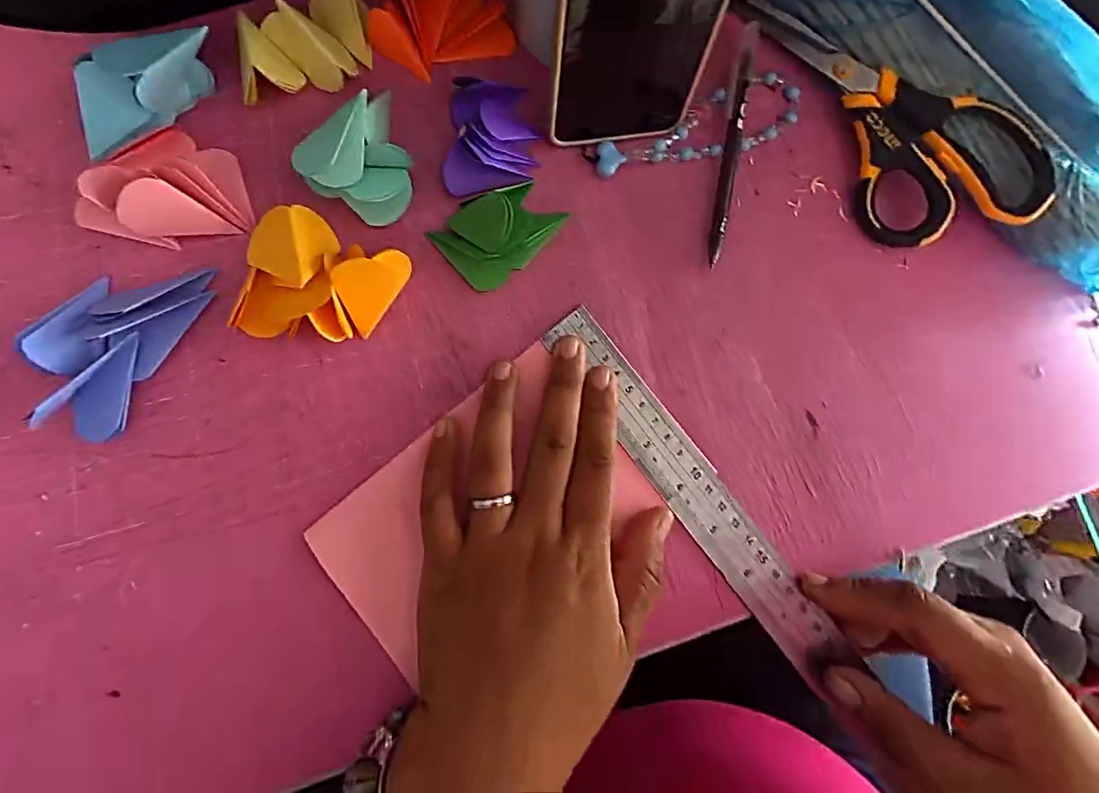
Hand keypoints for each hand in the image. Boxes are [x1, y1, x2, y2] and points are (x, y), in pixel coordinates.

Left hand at [389, 336, 673, 792]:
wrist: (488, 750)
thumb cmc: (565, 698)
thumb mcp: (622, 645)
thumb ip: (642, 574)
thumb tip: (660, 512)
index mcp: (583, 557)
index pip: (596, 468)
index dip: (602, 417)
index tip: (604, 376)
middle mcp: (535, 540)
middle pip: (551, 450)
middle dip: (562, 392)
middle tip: (566, 347)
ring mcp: (483, 550)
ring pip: (493, 464)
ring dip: (500, 410)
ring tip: (507, 366)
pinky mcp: (440, 567)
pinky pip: (438, 505)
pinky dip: (440, 463)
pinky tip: (446, 425)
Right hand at [804, 575, 1098, 792]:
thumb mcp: (963, 787)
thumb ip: (893, 728)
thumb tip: (833, 672)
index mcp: (998, 665)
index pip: (913, 609)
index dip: (854, 595)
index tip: (806, 589)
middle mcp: (995, 639)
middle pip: (912, 604)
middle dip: (854, 604)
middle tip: (804, 615)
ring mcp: (996, 644)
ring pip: (918, 613)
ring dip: (869, 618)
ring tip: (827, 631)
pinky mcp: (992, 656)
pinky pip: (931, 630)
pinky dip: (891, 632)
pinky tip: (868, 646)